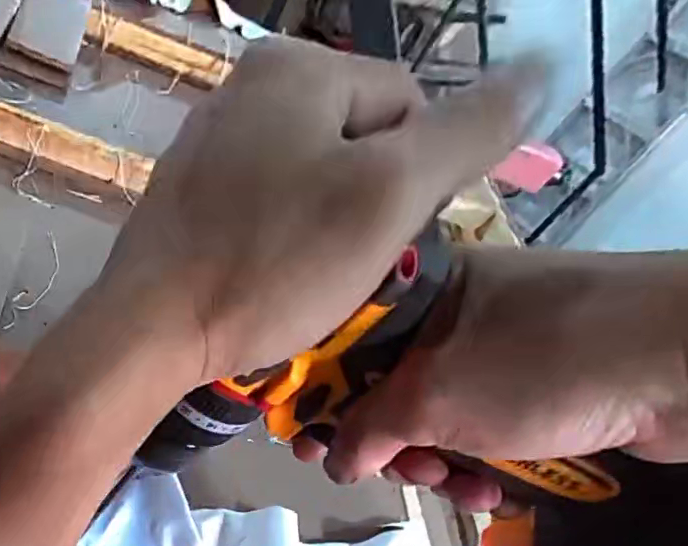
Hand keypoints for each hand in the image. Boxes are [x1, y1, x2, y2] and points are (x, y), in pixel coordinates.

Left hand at [85, 39, 545, 394]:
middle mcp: (240, 94)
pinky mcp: (178, 209)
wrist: (148, 333)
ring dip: (317, 237)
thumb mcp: (387, 196)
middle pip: (350, 146)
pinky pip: (252, 220)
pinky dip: (268, 252)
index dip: (416, 180)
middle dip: (361, 210)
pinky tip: (260, 286)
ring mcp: (200, 153)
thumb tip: (539, 69)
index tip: (386, 242)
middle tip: (341, 272)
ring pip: (300, 188)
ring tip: (299, 288)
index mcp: (294, 69)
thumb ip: (469, 130)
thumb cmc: (268, 266)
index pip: (405, 104)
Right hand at [297, 247, 687, 510]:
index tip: (307, 442)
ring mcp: (494, 352)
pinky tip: (492, 491)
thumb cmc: (543, 361)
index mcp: (418, 293)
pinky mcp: (533, 387)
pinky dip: (476, 466)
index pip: (337, 345)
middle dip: (385, 445)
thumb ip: (365, 432)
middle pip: (379, 391)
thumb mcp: (432, 400)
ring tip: (459, 487)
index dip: (314, 396)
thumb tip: (336, 465)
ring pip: (428, 421)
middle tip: (399, 473)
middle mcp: (450, 316)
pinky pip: (475, 432)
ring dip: (433, 465)